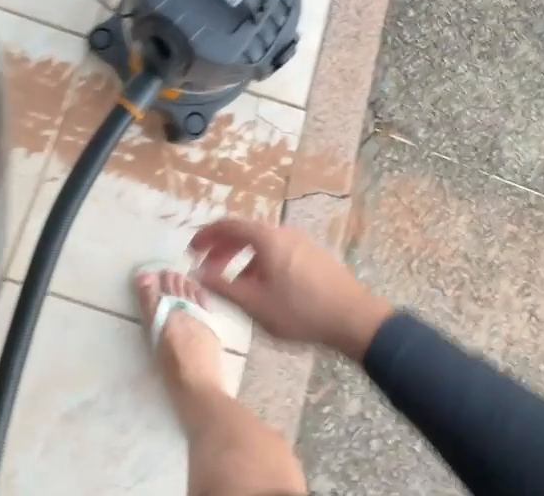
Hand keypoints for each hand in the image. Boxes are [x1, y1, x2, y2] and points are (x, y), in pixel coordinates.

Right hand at [187, 218, 393, 359]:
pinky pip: (277, 252)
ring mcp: (300, 243)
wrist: (353, 317)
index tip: (191, 250)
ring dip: (241, 259)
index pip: (229, 225)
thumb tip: (199, 273)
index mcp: (267, 238)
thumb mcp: (256, 303)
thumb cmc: (300, 310)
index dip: (207, 236)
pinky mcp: (312, 256)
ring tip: (232, 284)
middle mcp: (283, 233)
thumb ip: (224, 286)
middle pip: (245, 233)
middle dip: (222, 249)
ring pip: (262, 244)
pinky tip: (260, 288)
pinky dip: (260, 263)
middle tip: (207, 268)